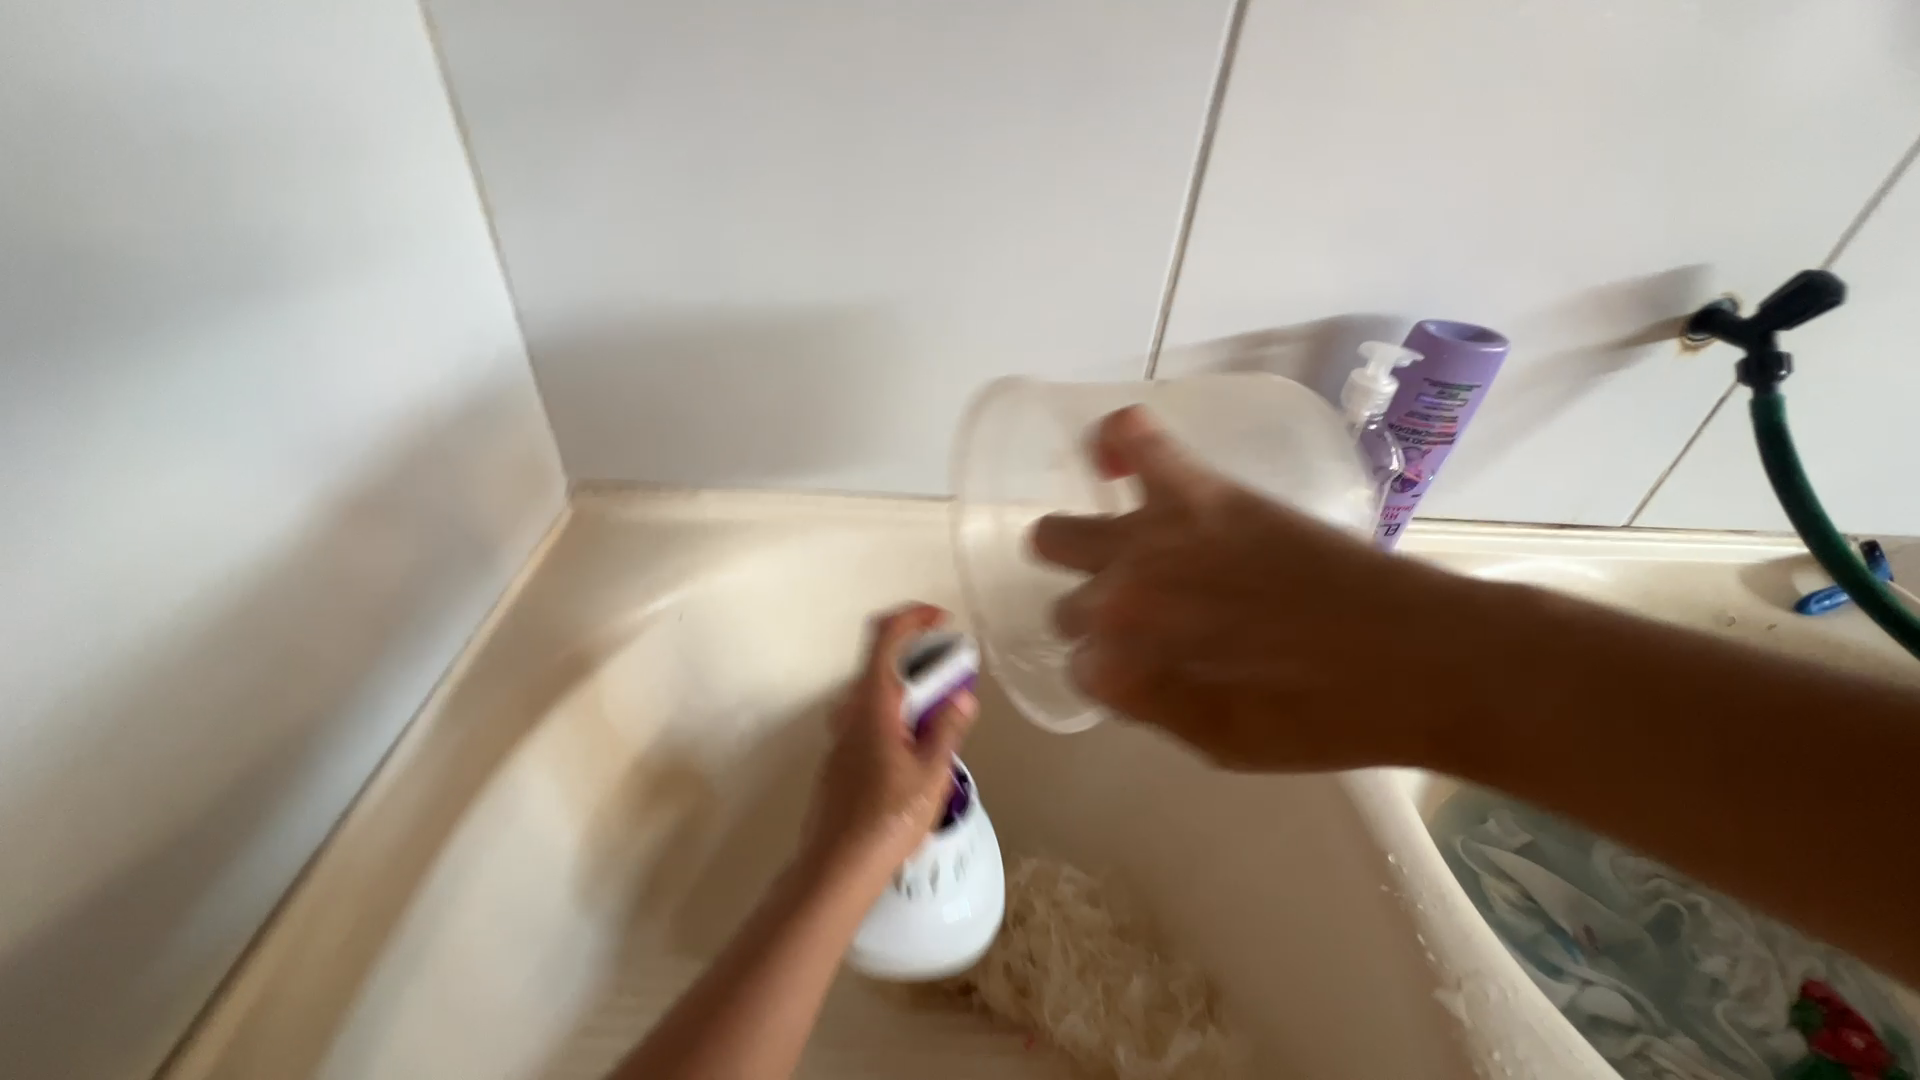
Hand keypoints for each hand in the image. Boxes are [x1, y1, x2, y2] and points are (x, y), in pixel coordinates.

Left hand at [799, 603, 978, 891]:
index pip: (885, 638)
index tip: (941, 619)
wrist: (836, 867)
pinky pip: (871, 717)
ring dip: (910, 688)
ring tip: (943, 714)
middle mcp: (851, 712)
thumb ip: (947, 729)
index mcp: (874, 705)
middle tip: (953, 674)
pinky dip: (897, 713)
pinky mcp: (841, 757)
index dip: (912, 617)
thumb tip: (961, 696)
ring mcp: (842, 735)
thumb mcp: (931, 773)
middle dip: (919, 656)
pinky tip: (918, 748)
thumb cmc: (888, 818)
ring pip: (876, 693)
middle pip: (880, 662)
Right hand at [1031, 406, 1464, 771]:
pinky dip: (1117, 444)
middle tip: (1149, 618)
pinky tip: (1125, 460)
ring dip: (1085, 550)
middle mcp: (1117, 600)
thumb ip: (1149, 703)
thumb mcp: (1216, 743)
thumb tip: (1117, 670)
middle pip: (1064, 607)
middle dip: (1095, 617)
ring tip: (1137, 553)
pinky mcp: (1197, 490)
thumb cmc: (1318, 718)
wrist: (1413, 660)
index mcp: (1120, 668)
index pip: (1079, 667)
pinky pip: (1130, 437)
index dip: (1116, 671)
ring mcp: (1152, 538)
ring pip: (1060, 532)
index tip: (1153, 670)